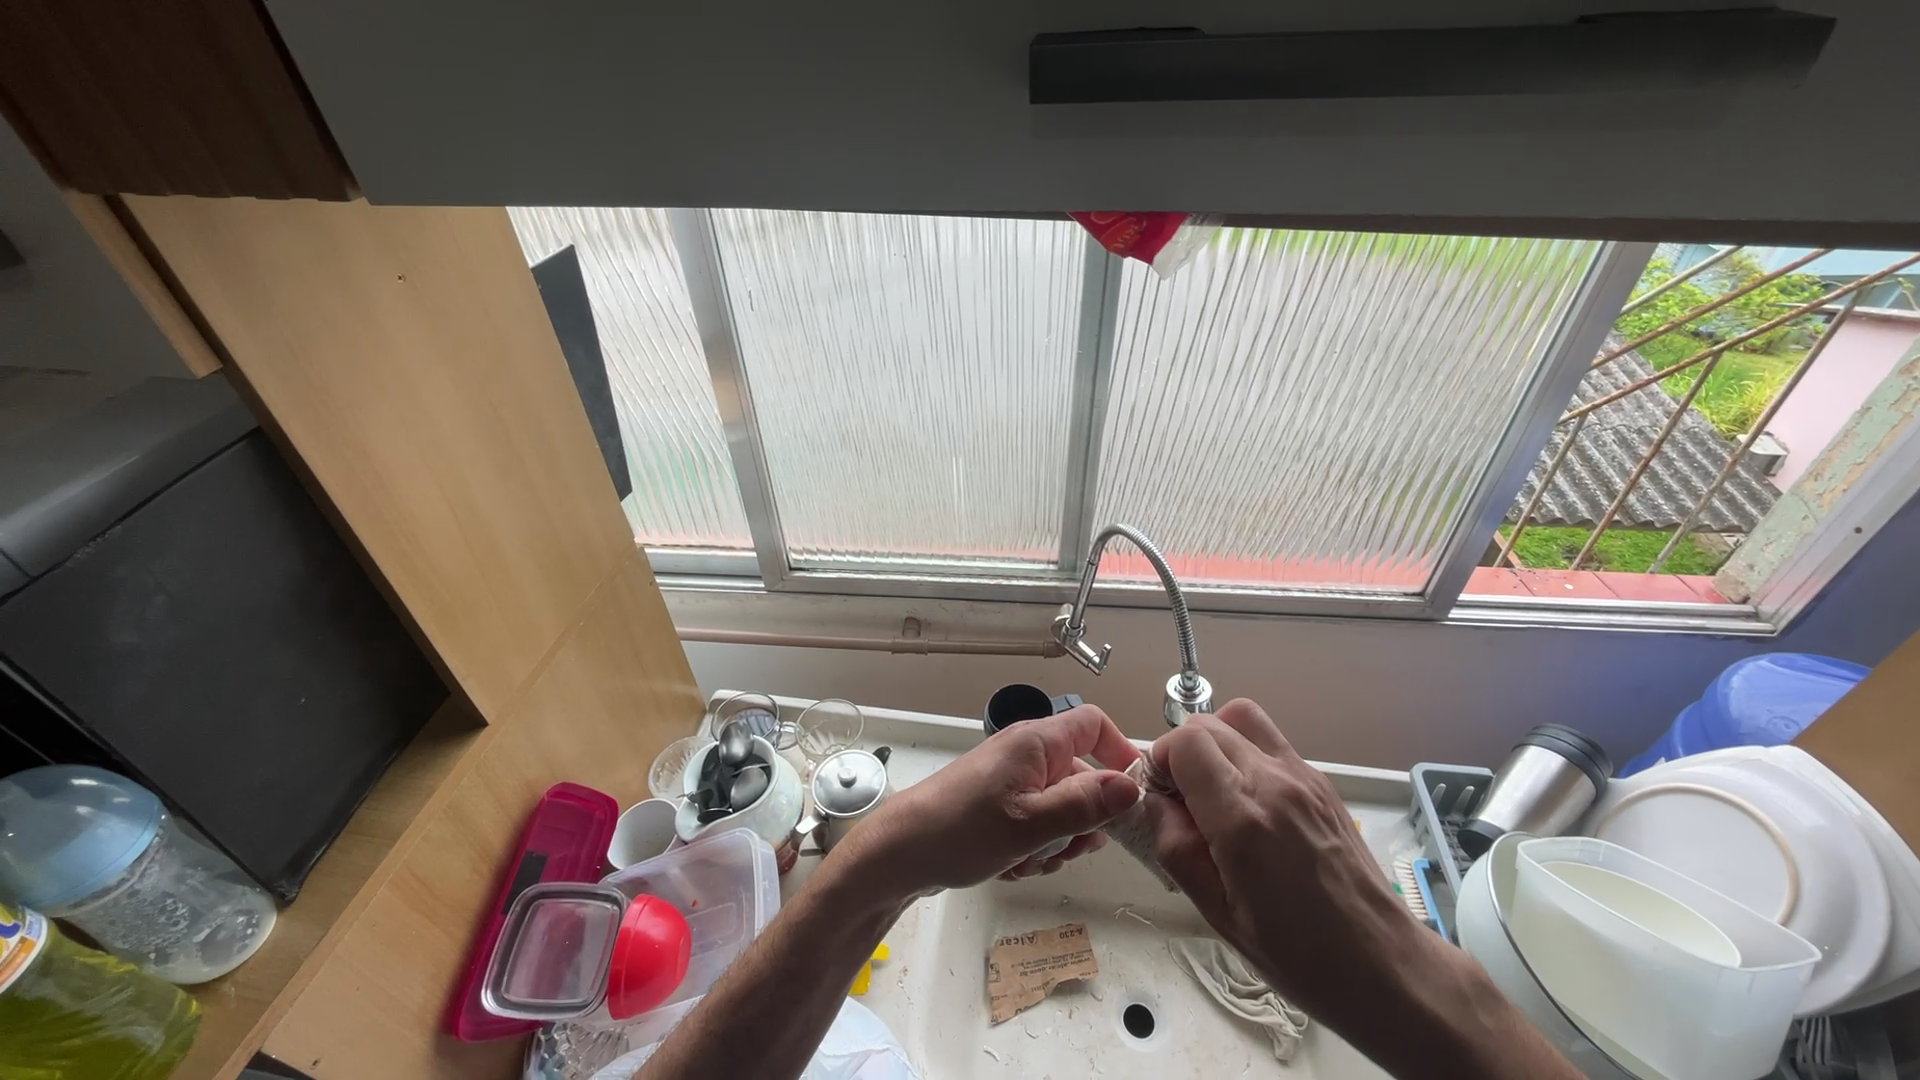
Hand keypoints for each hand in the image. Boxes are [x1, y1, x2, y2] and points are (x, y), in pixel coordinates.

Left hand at [846, 704, 1143, 897]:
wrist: (900, 854)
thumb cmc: (961, 831)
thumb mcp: (1031, 824)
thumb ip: (1085, 804)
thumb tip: (1132, 786)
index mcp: (1036, 742)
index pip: (1094, 724)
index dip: (1119, 753)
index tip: (1130, 797)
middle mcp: (1026, 754)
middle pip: (1082, 776)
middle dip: (1082, 820)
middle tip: (1064, 850)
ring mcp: (1011, 781)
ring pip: (1061, 808)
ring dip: (1056, 841)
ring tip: (1028, 861)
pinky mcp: (999, 806)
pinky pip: (1036, 824)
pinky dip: (1033, 848)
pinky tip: (1012, 865)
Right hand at [1146, 700, 1423, 1023]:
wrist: (1384, 965)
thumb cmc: (1298, 954)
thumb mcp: (1215, 912)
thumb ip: (1174, 847)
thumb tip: (1155, 803)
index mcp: (1243, 818)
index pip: (1185, 741)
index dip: (1161, 761)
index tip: (1160, 796)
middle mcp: (1275, 783)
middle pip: (1207, 722)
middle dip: (1181, 751)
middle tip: (1182, 797)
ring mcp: (1304, 776)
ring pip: (1241, 717)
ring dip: (1215, 742)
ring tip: (1214, 788)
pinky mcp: (1322, 782)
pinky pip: (1270, 741)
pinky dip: (1245, 753)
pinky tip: (1249, 802)